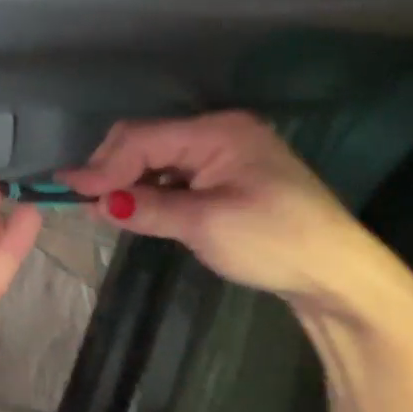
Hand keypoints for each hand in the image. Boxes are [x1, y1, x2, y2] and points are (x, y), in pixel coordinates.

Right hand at [57, 111, 395, 306]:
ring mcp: (225, 154)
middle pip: (146, 141)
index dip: (103, 165)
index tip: (70, 191)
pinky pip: (174, 173)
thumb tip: (95, 202)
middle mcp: (219, 132)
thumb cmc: (275, 243)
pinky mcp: (228, 177)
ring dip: (129, 181)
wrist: (342, 279)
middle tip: (85, 202)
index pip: (143, 138)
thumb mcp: (205, 225)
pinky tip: (137, 209)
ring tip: (104, 208)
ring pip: (156, 158)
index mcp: (218, 132)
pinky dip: (150, 190)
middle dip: (113, 169)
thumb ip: (146, 208)